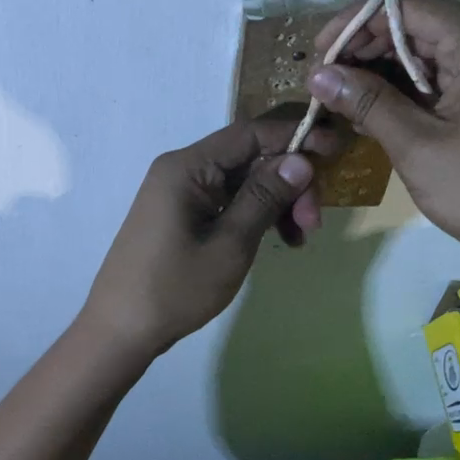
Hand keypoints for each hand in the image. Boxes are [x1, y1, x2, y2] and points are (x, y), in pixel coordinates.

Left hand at [80, 120, 338, 356]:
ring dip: (277, 201)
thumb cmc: (175, 287)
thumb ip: (264, 197)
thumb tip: (299, 160)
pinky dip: (256, 214)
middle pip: (248, 156)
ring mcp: (179, 191)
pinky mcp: (181, 213)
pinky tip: (281, 240)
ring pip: (242, 180)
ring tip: (300, 239)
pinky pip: (227, 200)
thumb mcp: (230, 243)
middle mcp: (181, 169)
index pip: (249, 133)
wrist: (122, 327)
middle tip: (314, 223)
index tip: (337, 150)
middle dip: (289, 181)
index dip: (295, 136)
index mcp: (186, 167)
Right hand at [310, 0, 459, 282]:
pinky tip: (391, 116)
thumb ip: (367, 103)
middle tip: (326, 87)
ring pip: (438, 50)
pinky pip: (459, 73)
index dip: (354, 23)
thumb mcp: (420, 150)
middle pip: (422, 24)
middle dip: (366, 49)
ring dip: (389, 71)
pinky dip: (419, 87)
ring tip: (350, 105)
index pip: (406, 5)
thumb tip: (318, 75)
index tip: (317, 59)